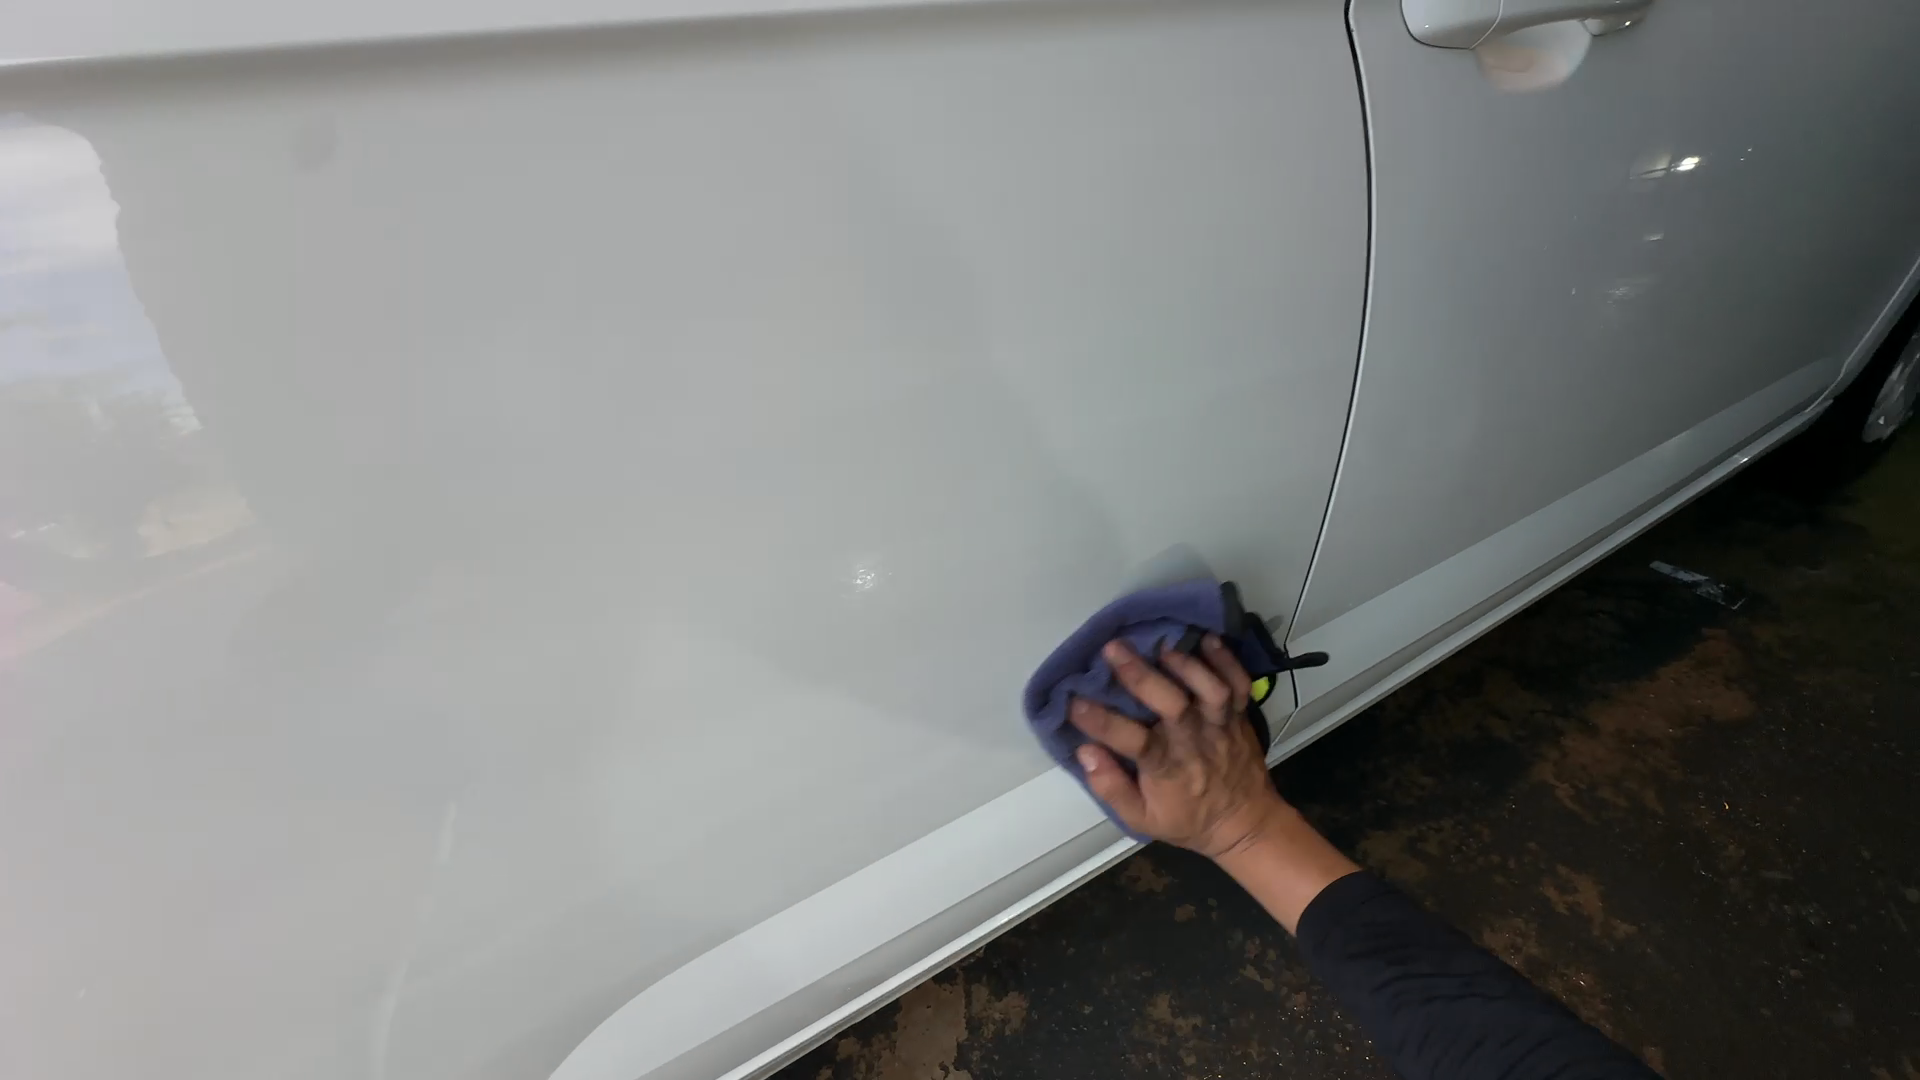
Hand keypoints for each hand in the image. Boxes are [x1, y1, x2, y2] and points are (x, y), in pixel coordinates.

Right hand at [1069, 636, 1290, 858]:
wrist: (1245, 823)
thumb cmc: (1187, 817)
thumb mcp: (1142, 819)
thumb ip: (1111, 787)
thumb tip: (1085, 751)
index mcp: (1167, 768)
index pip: (1132, 742)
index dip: (1102, 722)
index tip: (1074, 703)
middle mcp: (1195, 743)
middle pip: (1173, 706)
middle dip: (1142, 676)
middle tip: (1112, 648)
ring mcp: (1221, 726)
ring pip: (1211, 691)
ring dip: (1187, 665)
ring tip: (1160, 645)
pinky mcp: (1240, 716)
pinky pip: (1240, 684)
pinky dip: (1228, 661)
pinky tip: (1208, 639)